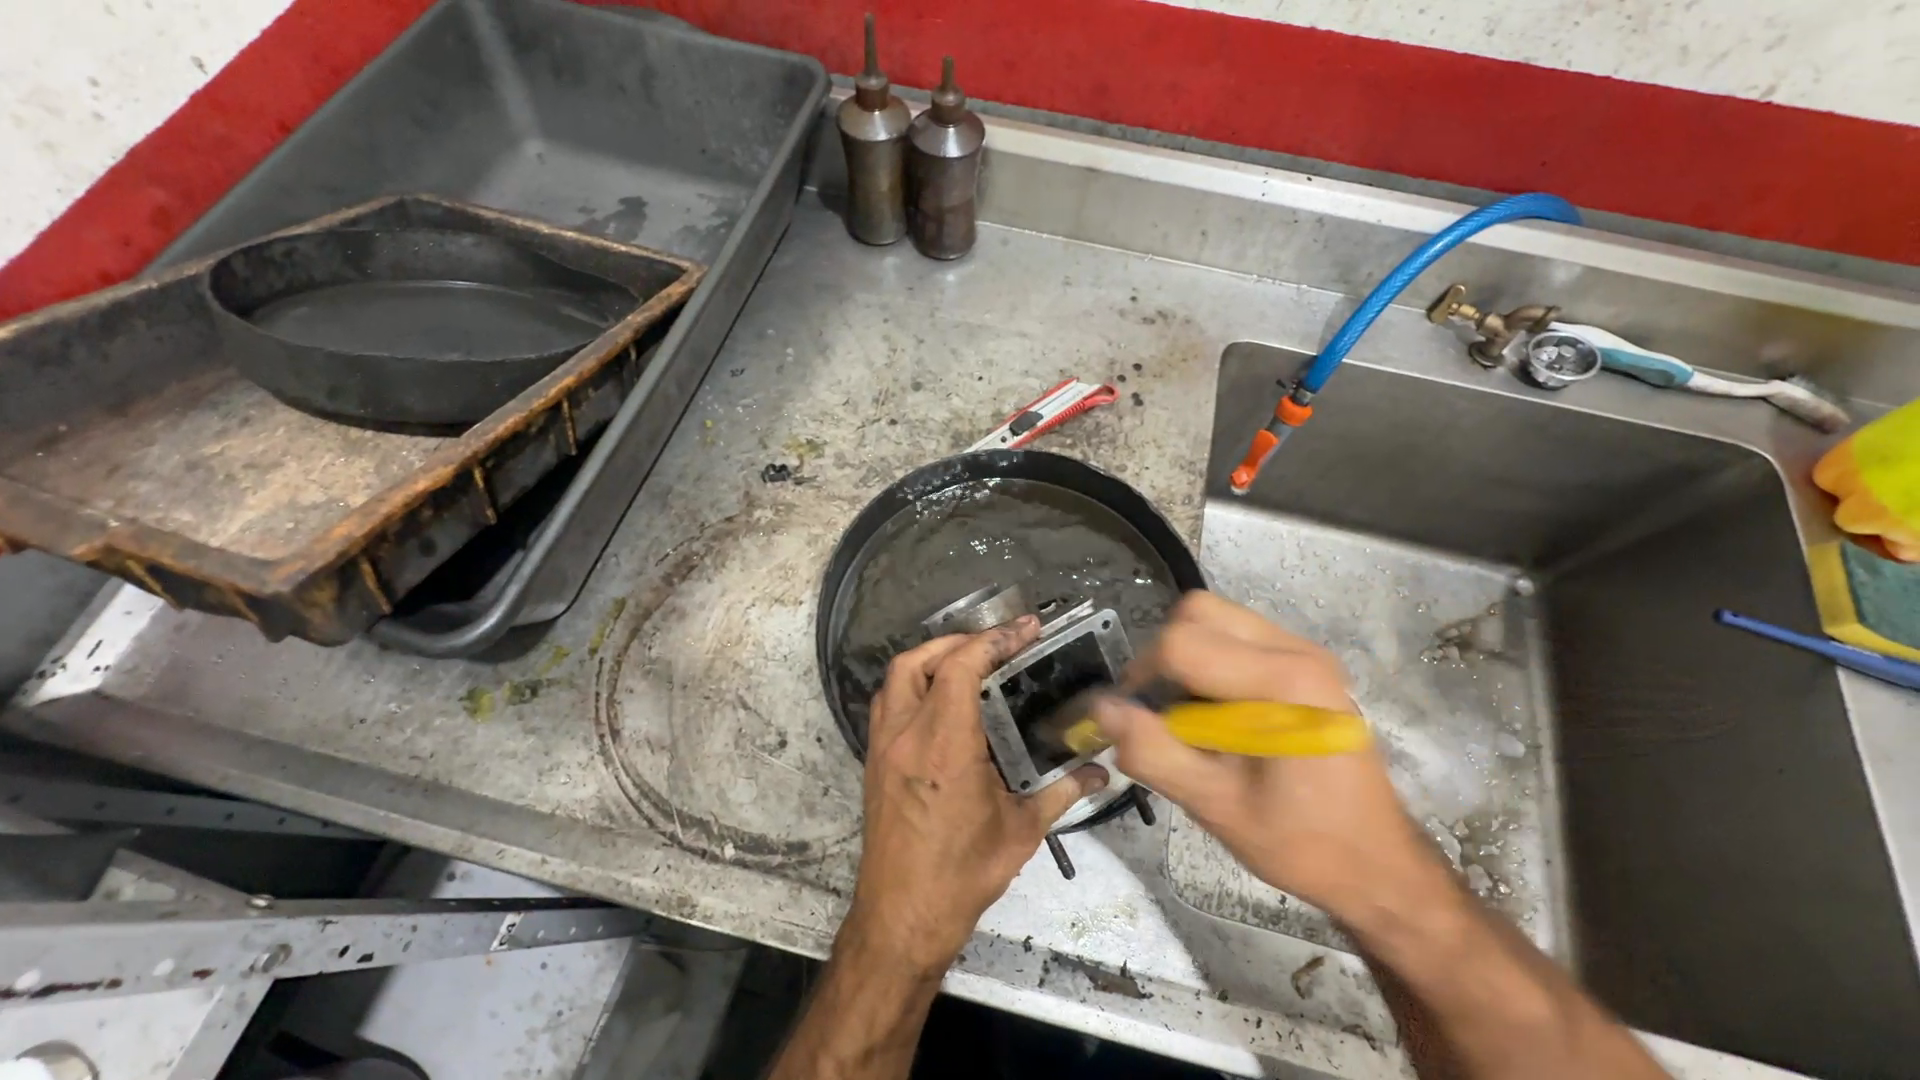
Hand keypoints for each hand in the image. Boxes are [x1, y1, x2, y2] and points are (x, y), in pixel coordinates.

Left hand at [847, 616, 1107, 974]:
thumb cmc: (962, 874)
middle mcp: (905, 736)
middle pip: (917, 661)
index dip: (994, 640)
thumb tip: (1100, 771)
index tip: (1027, 630)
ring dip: (930, 661)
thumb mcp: (1020, 831)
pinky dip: (914, 688)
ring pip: (895, 680)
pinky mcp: (873, 764)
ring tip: (970, 666)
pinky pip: (887, 706)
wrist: (901, 917)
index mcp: (944, 745)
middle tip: (998, 646)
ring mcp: (882, 748)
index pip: (961, 667)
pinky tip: (945, 704)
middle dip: (958, 643)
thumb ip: (1061, 791)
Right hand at [1093, 592, 1445, 926]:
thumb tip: (1100, 709)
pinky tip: (1217, 716)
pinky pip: (1237, 638)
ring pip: (1216, 619)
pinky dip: (1210, 663)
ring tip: (1188, 717)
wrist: (1378, 864)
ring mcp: (1305, 653)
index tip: (1134, 720)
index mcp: (1283, 682)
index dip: (1142, 677)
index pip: (1182, 644)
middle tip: (1158, 710)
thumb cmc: (1303, 842)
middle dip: (1163, 656)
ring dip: (1186, 658)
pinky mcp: (1305, 665)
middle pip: (1198, 612)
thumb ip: (1155, 753)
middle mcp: (1297, 651)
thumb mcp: (1217, 807)